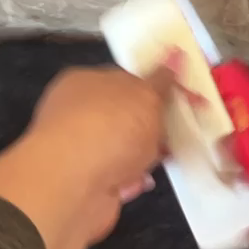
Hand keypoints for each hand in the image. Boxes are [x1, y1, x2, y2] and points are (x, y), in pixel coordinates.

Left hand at [0, 65, 173, 248]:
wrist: (76, 183)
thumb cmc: (112, 127)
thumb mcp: (147, 95)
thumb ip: (160, 83)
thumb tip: (170, 65)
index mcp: (84, 81)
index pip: (120, 79)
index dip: (148, 89)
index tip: (173, 101)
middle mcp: (76, 113)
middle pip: (121, 117)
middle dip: (148, 128)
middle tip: (173, 133)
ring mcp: (77, 149)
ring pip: (121, 150)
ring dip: (142, 157)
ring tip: (162, 160)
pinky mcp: (82, 182)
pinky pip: (116, 177)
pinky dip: (129, 180)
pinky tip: (140, 182)